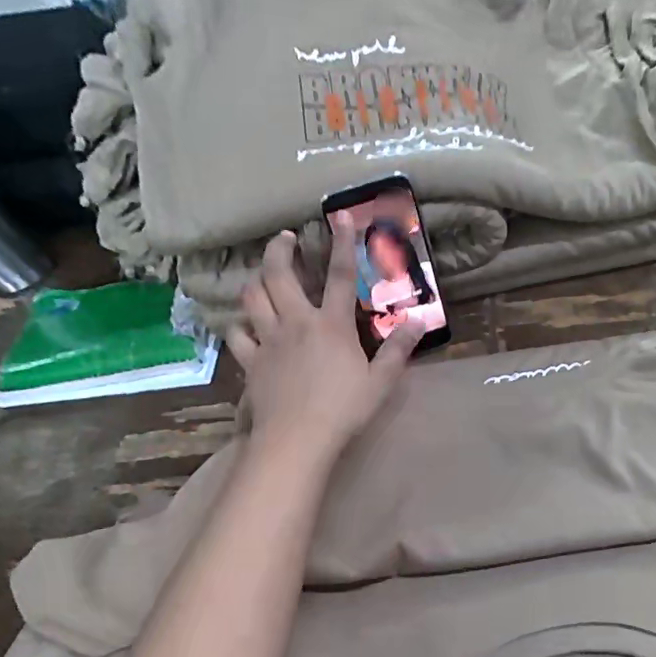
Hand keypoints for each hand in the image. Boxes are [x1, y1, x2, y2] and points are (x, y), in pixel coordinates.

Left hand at [231, 227, 423, 456]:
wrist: (297, 439)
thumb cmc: (345, 409)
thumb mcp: (381, 381)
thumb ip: (398, 349)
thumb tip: (418, 322)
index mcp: (331, 325)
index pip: (340, 275)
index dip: (342, 243)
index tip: (340, 217)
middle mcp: (296, 323)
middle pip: (278, 275)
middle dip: (279, 250)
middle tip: (284, 238)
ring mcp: (268, 341)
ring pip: (252, 298)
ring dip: (255, 280)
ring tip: (262, 276)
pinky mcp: (251, 362)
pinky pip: (237, 335)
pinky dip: (240, 326)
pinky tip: (246, 327)